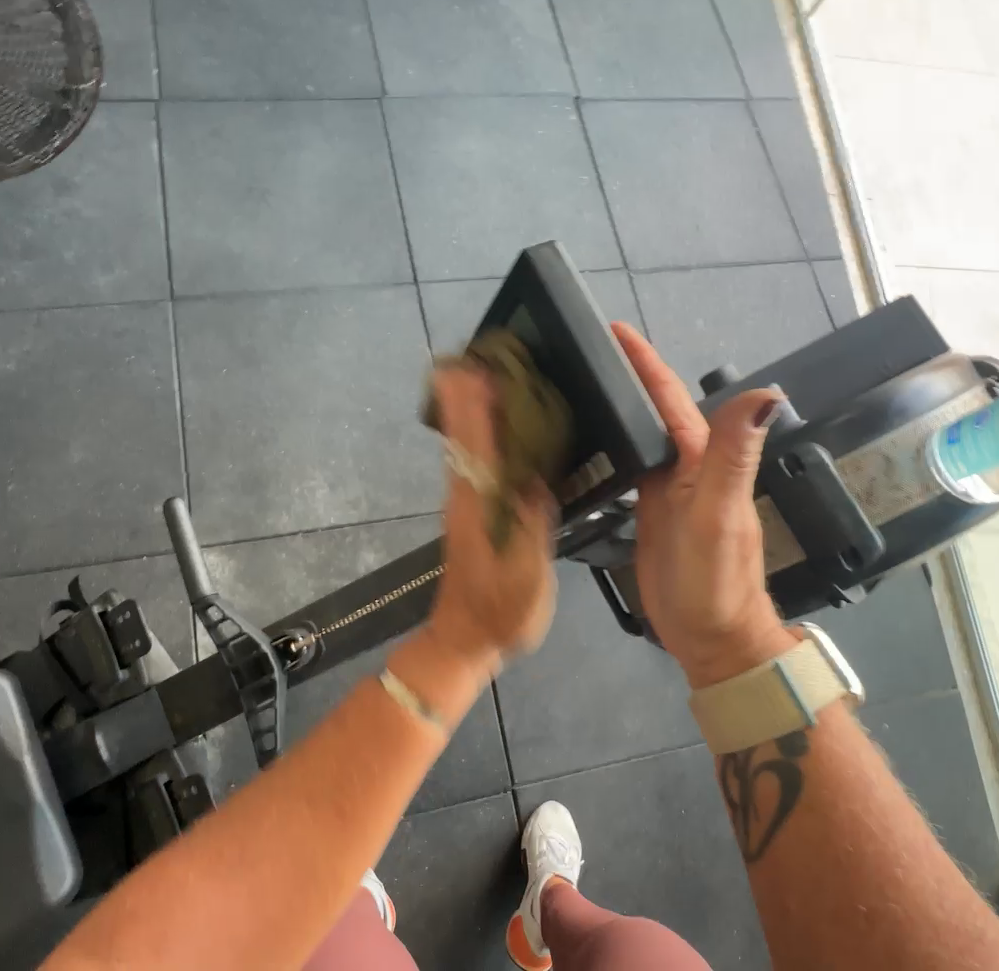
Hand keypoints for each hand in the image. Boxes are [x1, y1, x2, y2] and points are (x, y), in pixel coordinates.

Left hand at [424, 364, 557, 668]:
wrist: (464, 641)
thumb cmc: (498, 612)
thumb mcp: (525, 574)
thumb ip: (531, 524)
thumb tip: (536, 476)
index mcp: (480, 505)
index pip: (475, 444)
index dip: (474, 406)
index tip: (473, 369)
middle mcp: (467, 496)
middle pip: (463, 436)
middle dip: (465, 396)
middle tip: (473, 356)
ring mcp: (466, 504)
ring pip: (465, 447)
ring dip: (468, 411)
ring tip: (483, 377)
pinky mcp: (473, 515)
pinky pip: (476, 464)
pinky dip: (479, 437)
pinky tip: (498, 428)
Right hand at [612, 323, 795, 687]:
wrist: (711, 637)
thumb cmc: (715, 580)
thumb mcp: (721, 515)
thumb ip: (735, 455)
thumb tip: (764, 391)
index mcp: (701, 459)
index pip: (669, 398)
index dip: (645, 362)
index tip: (613, 329)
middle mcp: (686, 466)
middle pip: (652, 408)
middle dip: (625, 374)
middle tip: (580, 350)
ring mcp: (668, 489)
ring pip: (639, 434)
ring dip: (617, 406)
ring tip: (577, 386)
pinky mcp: (650, 511)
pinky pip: (629, 466)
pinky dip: (611, 445)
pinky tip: (588, 442)